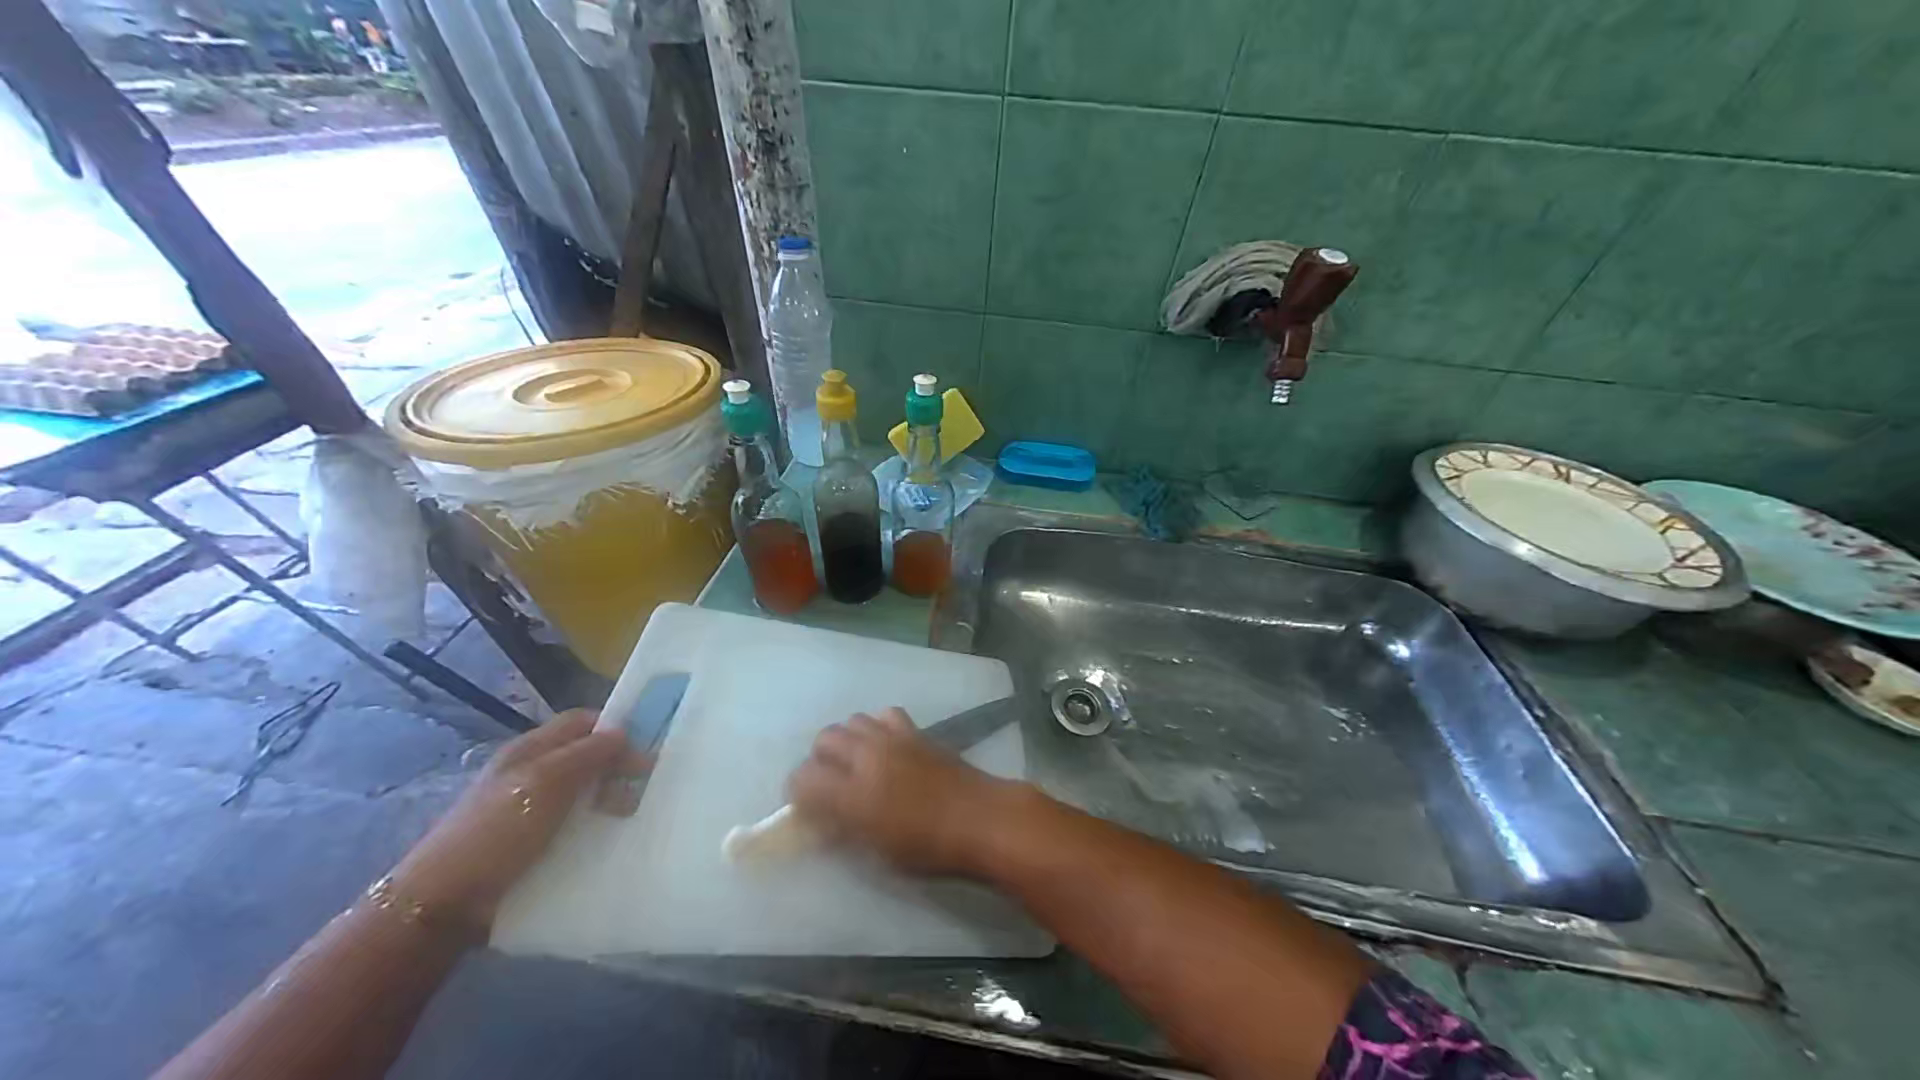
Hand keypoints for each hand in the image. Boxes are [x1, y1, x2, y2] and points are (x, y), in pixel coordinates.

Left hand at [390, 710, 647, 931]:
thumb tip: (624, 733)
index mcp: (530, 749)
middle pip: (586, 754)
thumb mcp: (545, 783)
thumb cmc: (496, 831)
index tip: (649, 744)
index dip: (615, 726)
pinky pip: (575, 821)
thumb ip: (587, 754)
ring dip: (611, 795)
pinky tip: (612, 836)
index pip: (582, 721)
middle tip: (646, 783)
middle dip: (618, 763)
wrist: (444, 904)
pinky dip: (597, 823)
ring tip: (634, 812)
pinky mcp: (533, 841)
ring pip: (584, 789)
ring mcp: (531, 808)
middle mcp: (532, 772)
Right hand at [787, 707, 1018, 877]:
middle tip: (832, 783)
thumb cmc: (928, 846)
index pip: (801, 778)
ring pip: (852, 720)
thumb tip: (823, 822)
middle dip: (820, 759)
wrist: (979, 818)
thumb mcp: (877, 852)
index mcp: (851, 793)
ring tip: (858, 763)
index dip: (799, 792)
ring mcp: (892, 737)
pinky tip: (887, 746)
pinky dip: (878, 727)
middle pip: (824, 738)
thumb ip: (844, 831)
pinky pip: (884, 715)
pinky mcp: (914, 730)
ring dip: (847, 740)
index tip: (808, 807)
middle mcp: (866, 756)